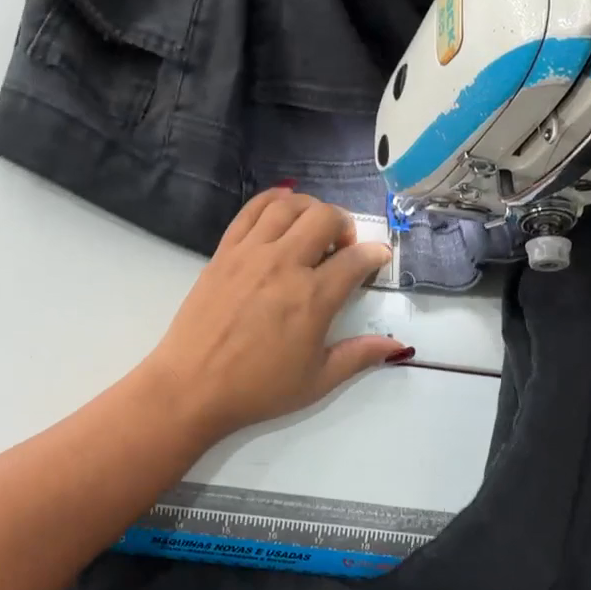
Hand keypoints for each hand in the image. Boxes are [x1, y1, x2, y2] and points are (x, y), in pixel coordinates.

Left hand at [137, 188, 409, 440]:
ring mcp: (250, 253)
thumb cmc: (257, 389)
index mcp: (313, 298)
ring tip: (313, 227)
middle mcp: (284, 264)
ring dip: (310, 208)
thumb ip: (359, 356)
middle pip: (325, 218)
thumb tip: (398, 345)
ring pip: (288, 205)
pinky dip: (272, 200)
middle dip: (344, 225)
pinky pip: (250, 211)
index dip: (374, 255)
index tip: (377, 259)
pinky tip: (281, 209)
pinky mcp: (223, 252)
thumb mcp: (317, 381)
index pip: (355, 259)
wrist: (192, 386)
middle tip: (342, 246)